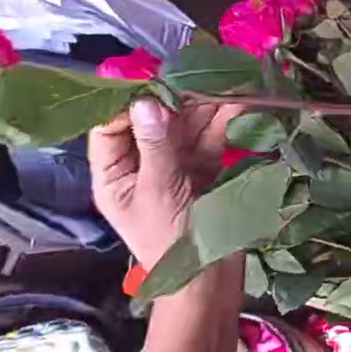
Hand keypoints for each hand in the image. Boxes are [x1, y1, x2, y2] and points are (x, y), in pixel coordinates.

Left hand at [87, 98, 243, 268]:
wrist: (210, 275)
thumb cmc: (170, 239)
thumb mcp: (158, 192)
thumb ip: (156, 146)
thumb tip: (147, 102)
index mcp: (116, 174)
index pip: (111, 127)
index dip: (129, 103)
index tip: (154, 83)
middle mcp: (144, 164)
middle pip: (155, 122)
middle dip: (179, 100)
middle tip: (201, 76)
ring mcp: (177, 165)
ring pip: (188, 126)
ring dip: (207, 106)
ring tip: (228, 84)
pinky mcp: (207, 167)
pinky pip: (213, 138)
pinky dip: (225, 122)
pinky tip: (238, 104)